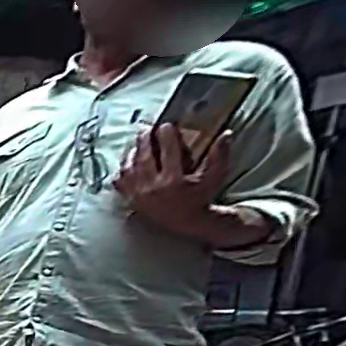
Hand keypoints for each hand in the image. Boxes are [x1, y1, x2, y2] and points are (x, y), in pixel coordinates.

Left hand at [115, 124, 233, 236]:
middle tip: (146, 129)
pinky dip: (121, 170)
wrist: (184, 220)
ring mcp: (136, 194)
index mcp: (173, 181)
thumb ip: (220, 156)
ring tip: (136, 143)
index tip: (166, 125)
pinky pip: (119, 182)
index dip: (166, 138)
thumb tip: (226, 133)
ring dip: (131, 154)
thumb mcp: (215, 177)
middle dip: (144, 142)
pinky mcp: (128, 199)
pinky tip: (126, 161)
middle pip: (144, 159)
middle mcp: (151, 187)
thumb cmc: (201, 196)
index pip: (168, 154)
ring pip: (128, 169)